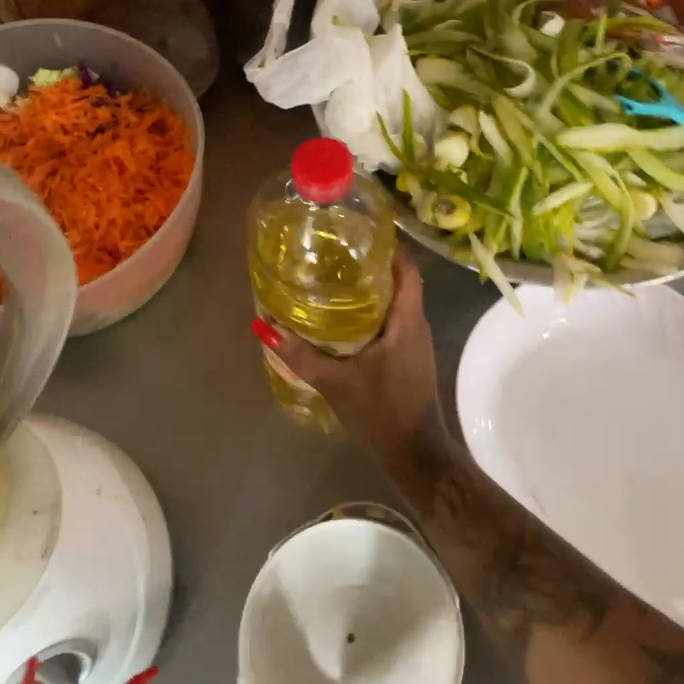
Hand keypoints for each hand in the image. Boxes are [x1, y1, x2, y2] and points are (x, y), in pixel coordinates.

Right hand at [270, 244, 441, 448]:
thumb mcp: (336, 382)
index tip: (361, 230)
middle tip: (337, 251)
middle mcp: (416, 323)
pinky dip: (373, 311)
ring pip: (397, 302)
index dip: (389, 245)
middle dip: (373, 263)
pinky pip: (394, 321)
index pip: (407, 267)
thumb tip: (266, 327)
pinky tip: (346, 318)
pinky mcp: (411, 357)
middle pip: (401, 280)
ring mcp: (416, 342)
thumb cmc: (382, 410)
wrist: (415, 453)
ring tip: (337, 277)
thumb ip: (302, 355)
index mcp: (407, 319)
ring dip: (373, 288)